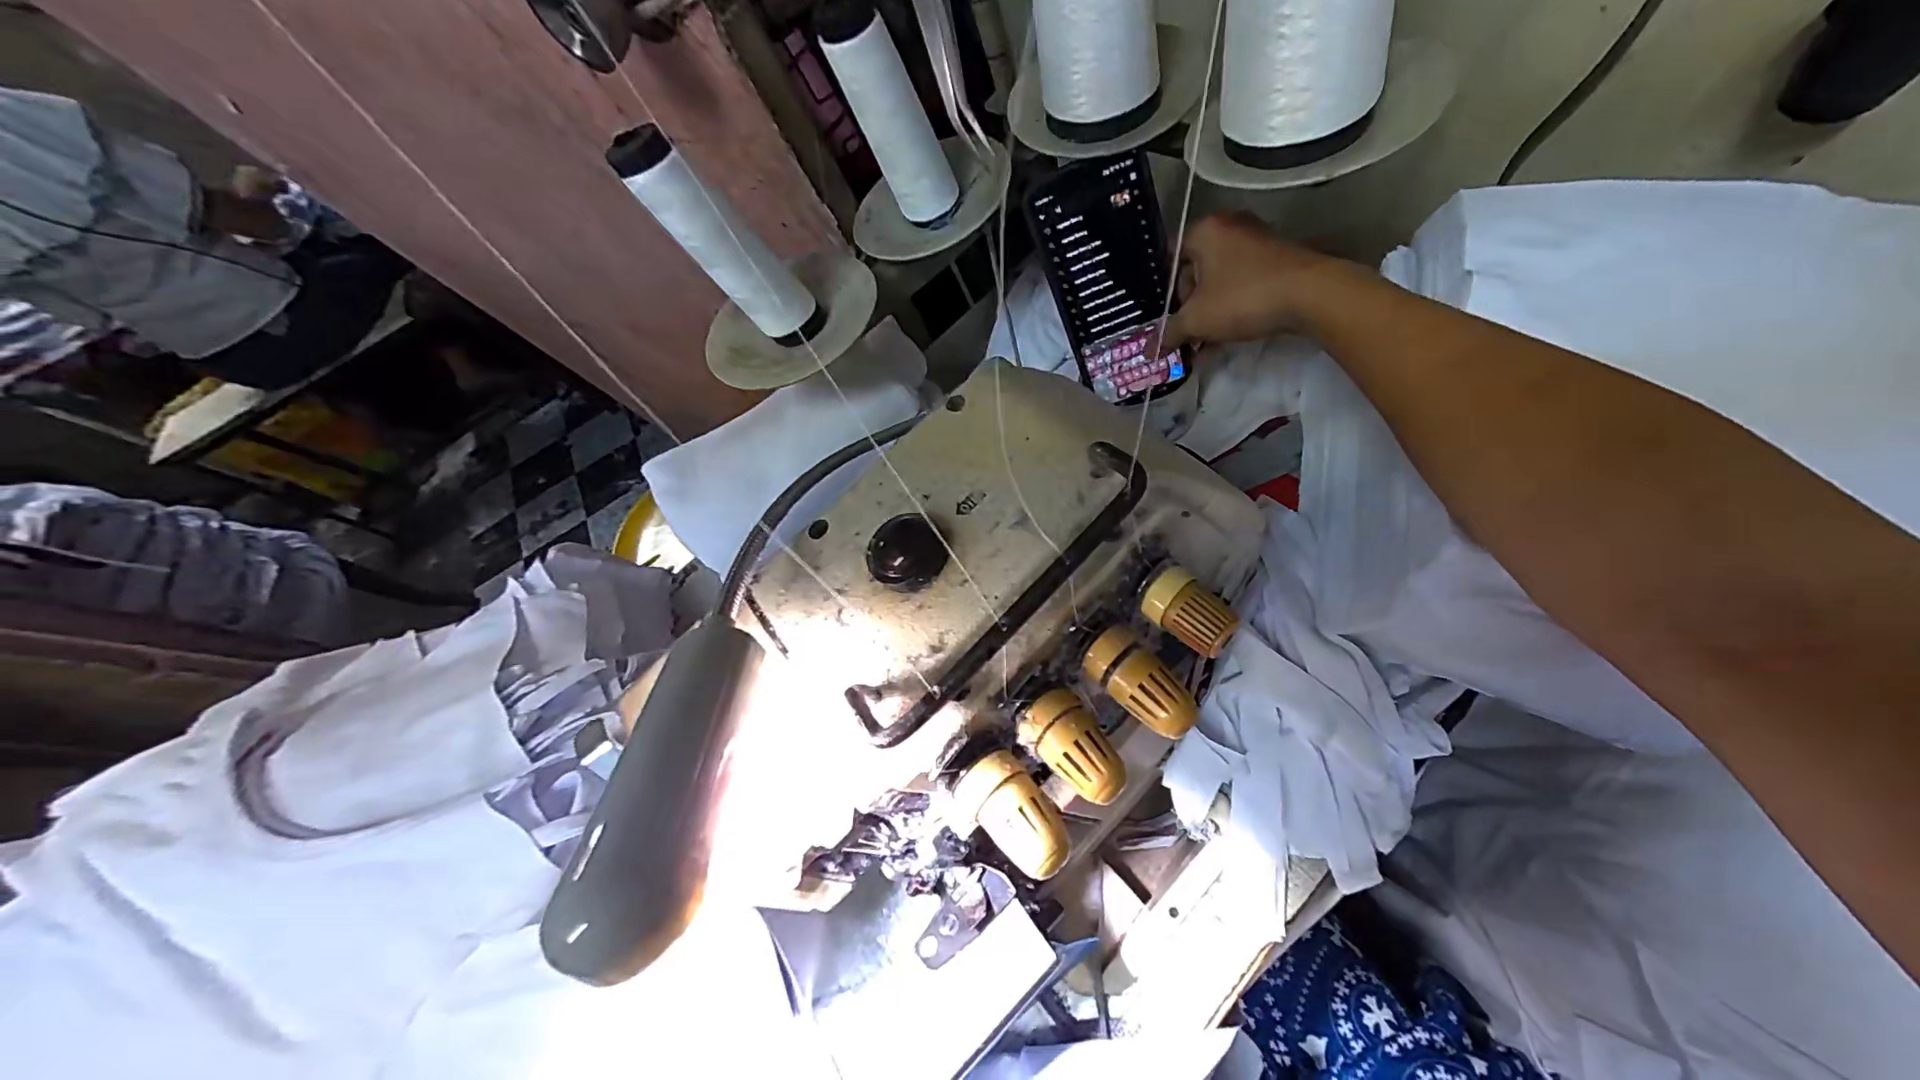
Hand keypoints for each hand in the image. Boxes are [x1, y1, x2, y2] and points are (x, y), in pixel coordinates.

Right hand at [1165, 213, 1364, 348]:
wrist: (1312, 296)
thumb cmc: (1243, 298)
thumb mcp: (1197, 320)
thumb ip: (1170, 332)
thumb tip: (1149, 350)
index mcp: (1205, 230)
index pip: (1169, 257)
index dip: (1161, 290)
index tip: (1161, 315)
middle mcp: (1230, 226)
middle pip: (1194, 268)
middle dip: (1188, 303)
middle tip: (1185, 332)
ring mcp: (1257, 239)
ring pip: (1219, 278)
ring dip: (1209, 309)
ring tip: (1205, 340)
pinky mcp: (1277, 257)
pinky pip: (1242, 281)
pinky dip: (1232, 304)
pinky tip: (1228, 332)